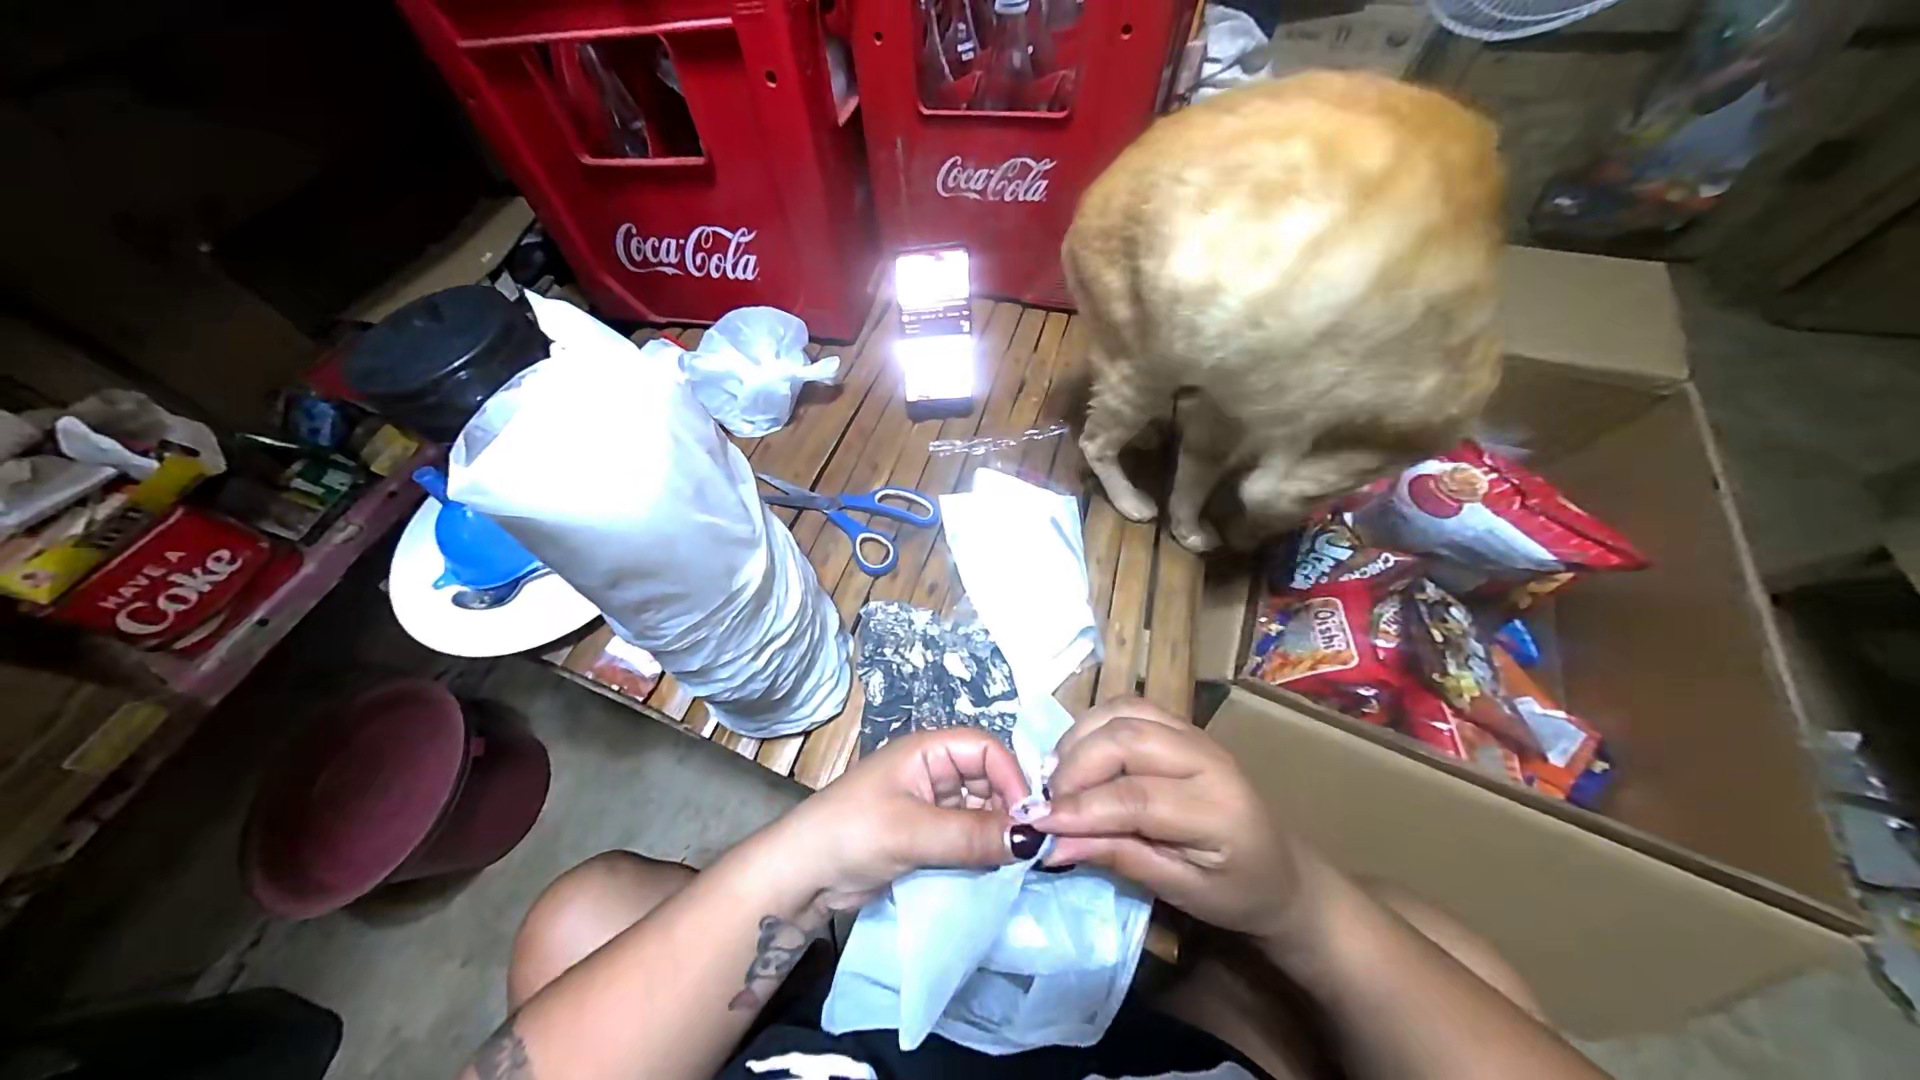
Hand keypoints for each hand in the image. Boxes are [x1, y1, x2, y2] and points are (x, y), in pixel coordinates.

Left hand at [772, 729, 1031, 913]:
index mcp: (928, 750)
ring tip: (1013, 864)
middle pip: (988, 780)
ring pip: (981, 811)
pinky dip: (981, 851)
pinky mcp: (928, 836)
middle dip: (1008, 809)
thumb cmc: (852, 834)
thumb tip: (1033, 838)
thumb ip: (972, 835)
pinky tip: (994, 871)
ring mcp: (931, 804)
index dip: (1011, 777)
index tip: (1028, 819)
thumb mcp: (913, 832)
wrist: (801, 877)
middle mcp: (934, 771)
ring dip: (996, 834)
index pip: (986, 749)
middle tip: (1027, 848)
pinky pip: (967, 836)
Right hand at [1033, 698, 1316, 941]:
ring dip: (1080, 739)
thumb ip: (1118, 858)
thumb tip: (1053, 842)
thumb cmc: (1235, 892)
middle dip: (1076, 766)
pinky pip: (1128, 707)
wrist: (1281, 869)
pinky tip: (1079, 753)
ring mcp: (1194, 732)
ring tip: (1058, 777)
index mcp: (1218, 810)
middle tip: (1048, 801)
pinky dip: (1094, 724)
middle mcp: (1208, 758)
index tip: (1039, 822)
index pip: (1137, 798)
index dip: (1083, 808)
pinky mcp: (1180, 723)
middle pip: (1127, 739)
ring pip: (1122, 712)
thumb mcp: (1181, 891)